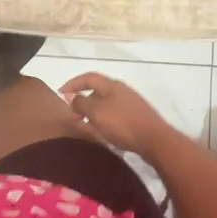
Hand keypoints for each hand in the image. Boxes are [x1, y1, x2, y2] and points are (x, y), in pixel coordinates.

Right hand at [59, 73, 179, 155]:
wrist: (155, 140)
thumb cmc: (122, 123)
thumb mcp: (96, 112)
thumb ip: (81, 102)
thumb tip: (71, 96)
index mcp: (111, 85)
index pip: (88, 77)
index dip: (73, 83)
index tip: (61, 93)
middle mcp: (122, 90)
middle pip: (98, 90)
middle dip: (83, 99)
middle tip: (73, 113)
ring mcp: (131, 104)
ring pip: (106, 103)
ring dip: (94, 111)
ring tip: (86, 125)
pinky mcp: (137, 117)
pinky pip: (115, 114)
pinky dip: (104, 120)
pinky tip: (104, 132)